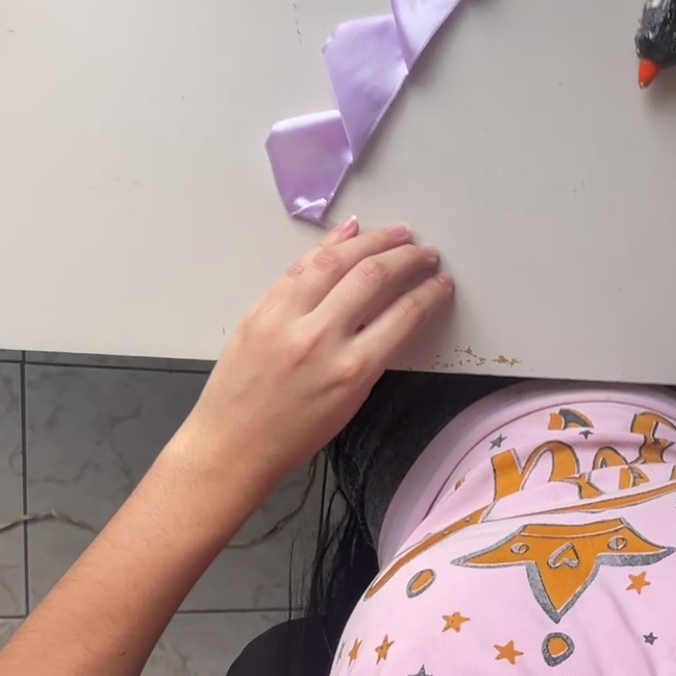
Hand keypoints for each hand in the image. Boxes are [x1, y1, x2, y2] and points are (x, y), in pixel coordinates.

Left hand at [168, 219, 452, 518]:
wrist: (232, 444)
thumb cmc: (297, 432)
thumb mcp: (353, 399)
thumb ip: (374, 353)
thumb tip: (394, 311)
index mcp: (352, 369)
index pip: (404, 314)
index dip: (430, 292)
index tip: (442, 281)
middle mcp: (320, 337)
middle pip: (373, 277)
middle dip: (407, 258)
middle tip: (426, 252)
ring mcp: (285, 319)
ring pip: (335, 262)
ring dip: (372, 241)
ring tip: (397, 232)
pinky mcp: (260, 309)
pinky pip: (299, 267)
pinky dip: (327, 245)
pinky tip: (348, 231)